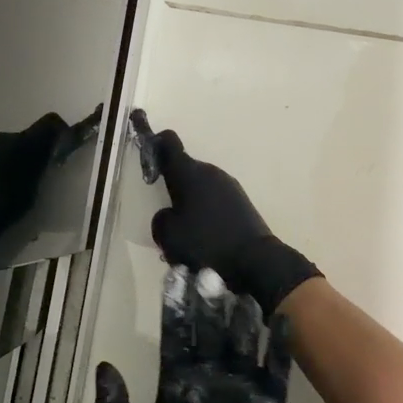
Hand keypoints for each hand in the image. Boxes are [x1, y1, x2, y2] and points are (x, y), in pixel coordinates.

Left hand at [0, 106, 100, 285]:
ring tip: (26, 198)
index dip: (69, 132)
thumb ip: (40, 180)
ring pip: (16, 152)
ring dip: (25, 168)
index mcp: (18, 146)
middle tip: (54, 185)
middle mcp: (2, 139)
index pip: (52, 124)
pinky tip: (0, 199)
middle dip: (47, 156)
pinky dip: (7, 174)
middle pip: (34, 140)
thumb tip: (58, 159)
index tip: (79, 149)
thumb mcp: (18, 202)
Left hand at [95, 265, 292, 402]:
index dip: (177, 304)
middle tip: (210, 270)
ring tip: (241, 290)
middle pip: (210, 329)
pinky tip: (281, 322)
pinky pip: (276, 369)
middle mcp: (209, 377)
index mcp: (177, 383)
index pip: (177, 333)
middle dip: (209, 301)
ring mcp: (241, 389)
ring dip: (242, 316)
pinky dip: (279, 346)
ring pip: (243, 341)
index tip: (177, 272)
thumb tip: (104, 364)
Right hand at [139, 119, 318, 314]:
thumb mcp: (168, 236)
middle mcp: (210, 172)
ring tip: (186, 232)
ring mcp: (229, 185)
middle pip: (185, 170)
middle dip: (173, 187)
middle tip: (166, 212)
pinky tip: (205, 237)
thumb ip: (161, 219)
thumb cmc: (206, 243)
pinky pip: (215, 200)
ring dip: (191, 202)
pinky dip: (206, 212)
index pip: (170, 143)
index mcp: (189, 173)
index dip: (155, 142)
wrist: (255, 259)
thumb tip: (169, 215)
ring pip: (200, 187)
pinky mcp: (242, 201)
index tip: (147, 150)